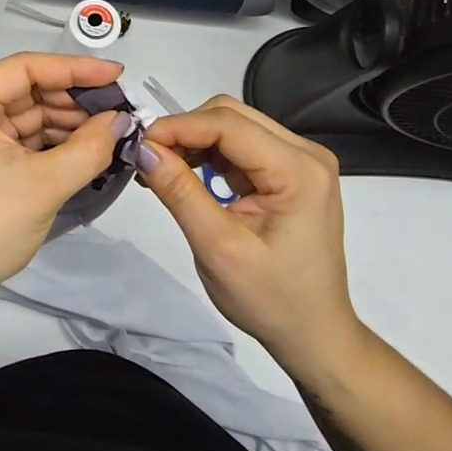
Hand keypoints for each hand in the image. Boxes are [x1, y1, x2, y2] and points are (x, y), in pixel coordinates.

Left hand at [0, 53, 130, 335]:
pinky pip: (23, 135)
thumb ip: (90, 147)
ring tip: (114, 129)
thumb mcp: (45, 185)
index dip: (74, 69)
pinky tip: (90, 145)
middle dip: (75, 100)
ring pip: (29, 113)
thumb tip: (122, 120)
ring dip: (69, 121)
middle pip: (28, 89)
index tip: (117, 74)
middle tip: (122, 109)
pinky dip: (55, 140)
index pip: (24, 68)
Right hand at [138, 96, 365, 366]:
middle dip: (184, 131)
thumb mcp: (217, 247)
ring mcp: (299, 161)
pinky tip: (185, 176)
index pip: (228, 123)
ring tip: (162, 171)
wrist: (313, 334)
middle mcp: (305, 154)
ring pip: (232, 126)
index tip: (138, 146)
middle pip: (231, 116)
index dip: (178, 127)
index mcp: (298, 171)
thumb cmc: (270, 298)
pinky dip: (208, 155)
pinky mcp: (288, 172)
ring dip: (194, 141)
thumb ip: (180, 192)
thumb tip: (143, 148)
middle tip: (148, 161)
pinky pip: (239, 146)